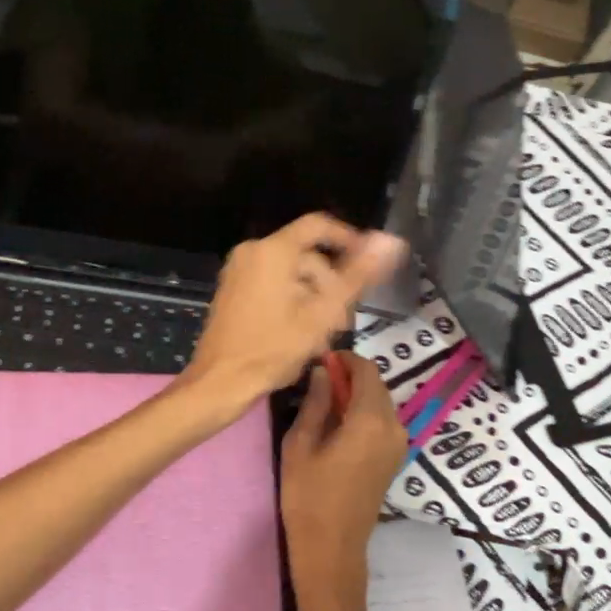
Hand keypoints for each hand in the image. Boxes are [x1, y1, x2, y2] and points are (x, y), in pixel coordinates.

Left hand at [183, 214, 404, 405]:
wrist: (219, 383)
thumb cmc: (272, 349)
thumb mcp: (322, 315)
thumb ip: (358, 275)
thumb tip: (391, 241)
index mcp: (272, 250)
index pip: (319, 227)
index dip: (350, 241)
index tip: (370, 265)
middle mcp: (252, 252)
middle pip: (307, 256)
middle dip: (331, 284)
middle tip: (345, 319)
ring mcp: (238, 272)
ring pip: (291, 274)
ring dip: (314, 298)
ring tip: (324, 333)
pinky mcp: (232, 292)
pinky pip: (272, 285)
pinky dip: (292, 302)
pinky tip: (302, 333)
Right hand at [280, 351, 407, 596]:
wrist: (332, 547)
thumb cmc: (309, 496)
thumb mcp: (301, 445)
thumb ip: (315, 403)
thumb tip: (322, 373)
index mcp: (371, 420)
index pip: (366, 371)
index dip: (345, 360)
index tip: (320, 360)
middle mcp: (393, 426)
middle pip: (376, 386)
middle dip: (350, 377)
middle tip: (317, 381)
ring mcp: (398, 444)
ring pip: (381, 404)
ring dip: (357, 396)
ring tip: (323, 403)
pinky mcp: (394, 459)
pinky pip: (382, 423)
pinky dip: (364, 414)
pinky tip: (338, 425)